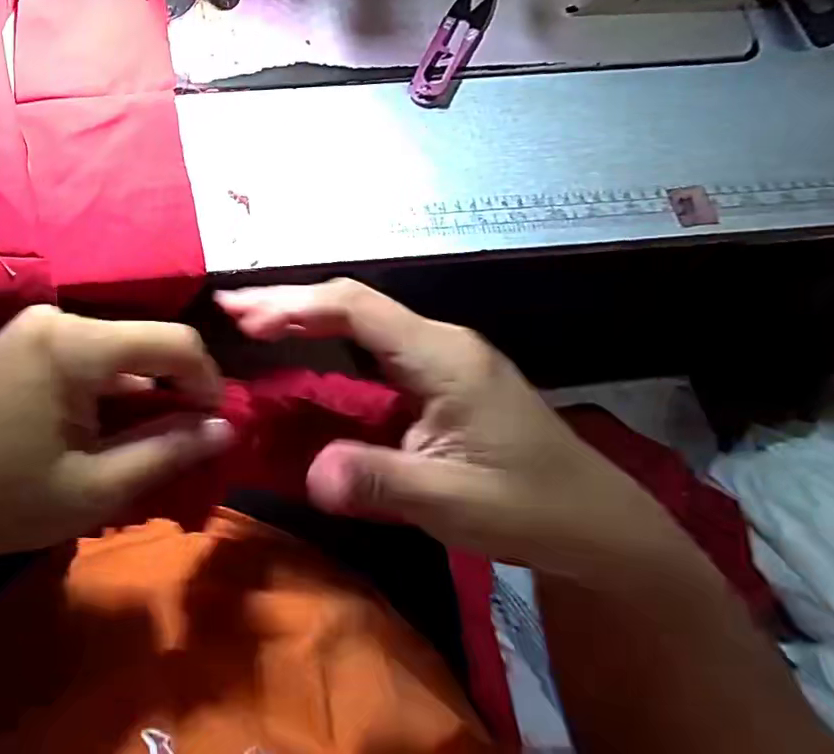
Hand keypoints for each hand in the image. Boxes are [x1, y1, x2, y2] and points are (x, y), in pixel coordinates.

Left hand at [0, 305, 232, 574]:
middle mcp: (51, 318)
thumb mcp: (94, 488)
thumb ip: (167, 450)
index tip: (215, 430)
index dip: (208, 383)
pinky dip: (100, 392)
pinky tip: (98, 435)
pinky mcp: (13, 345)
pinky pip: (76, 358)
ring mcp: (26, 328)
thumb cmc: (0, 499)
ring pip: (108, 354)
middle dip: (169, 394)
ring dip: (134, 397)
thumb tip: (224, 425)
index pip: (172, 340)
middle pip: (138, 344)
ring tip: (140, 451)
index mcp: (72, 341)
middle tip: (181, 451)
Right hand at [217, 280, 687, 585]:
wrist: (607, 533)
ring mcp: (434, 355)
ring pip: (353, 314)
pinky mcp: (429, 374)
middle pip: (349, 300)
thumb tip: (310, 476)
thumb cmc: (536, 512)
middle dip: (284, 301)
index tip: (244, 322)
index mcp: (443, 357)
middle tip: (227, 308)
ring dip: (296, 314)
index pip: (356, 307)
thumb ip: (380, 482)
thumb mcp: (456, 505)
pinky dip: (317, 335)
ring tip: (243, 318)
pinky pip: (361, 340)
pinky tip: (290, 343)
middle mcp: (437, 341)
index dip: (294, 308)